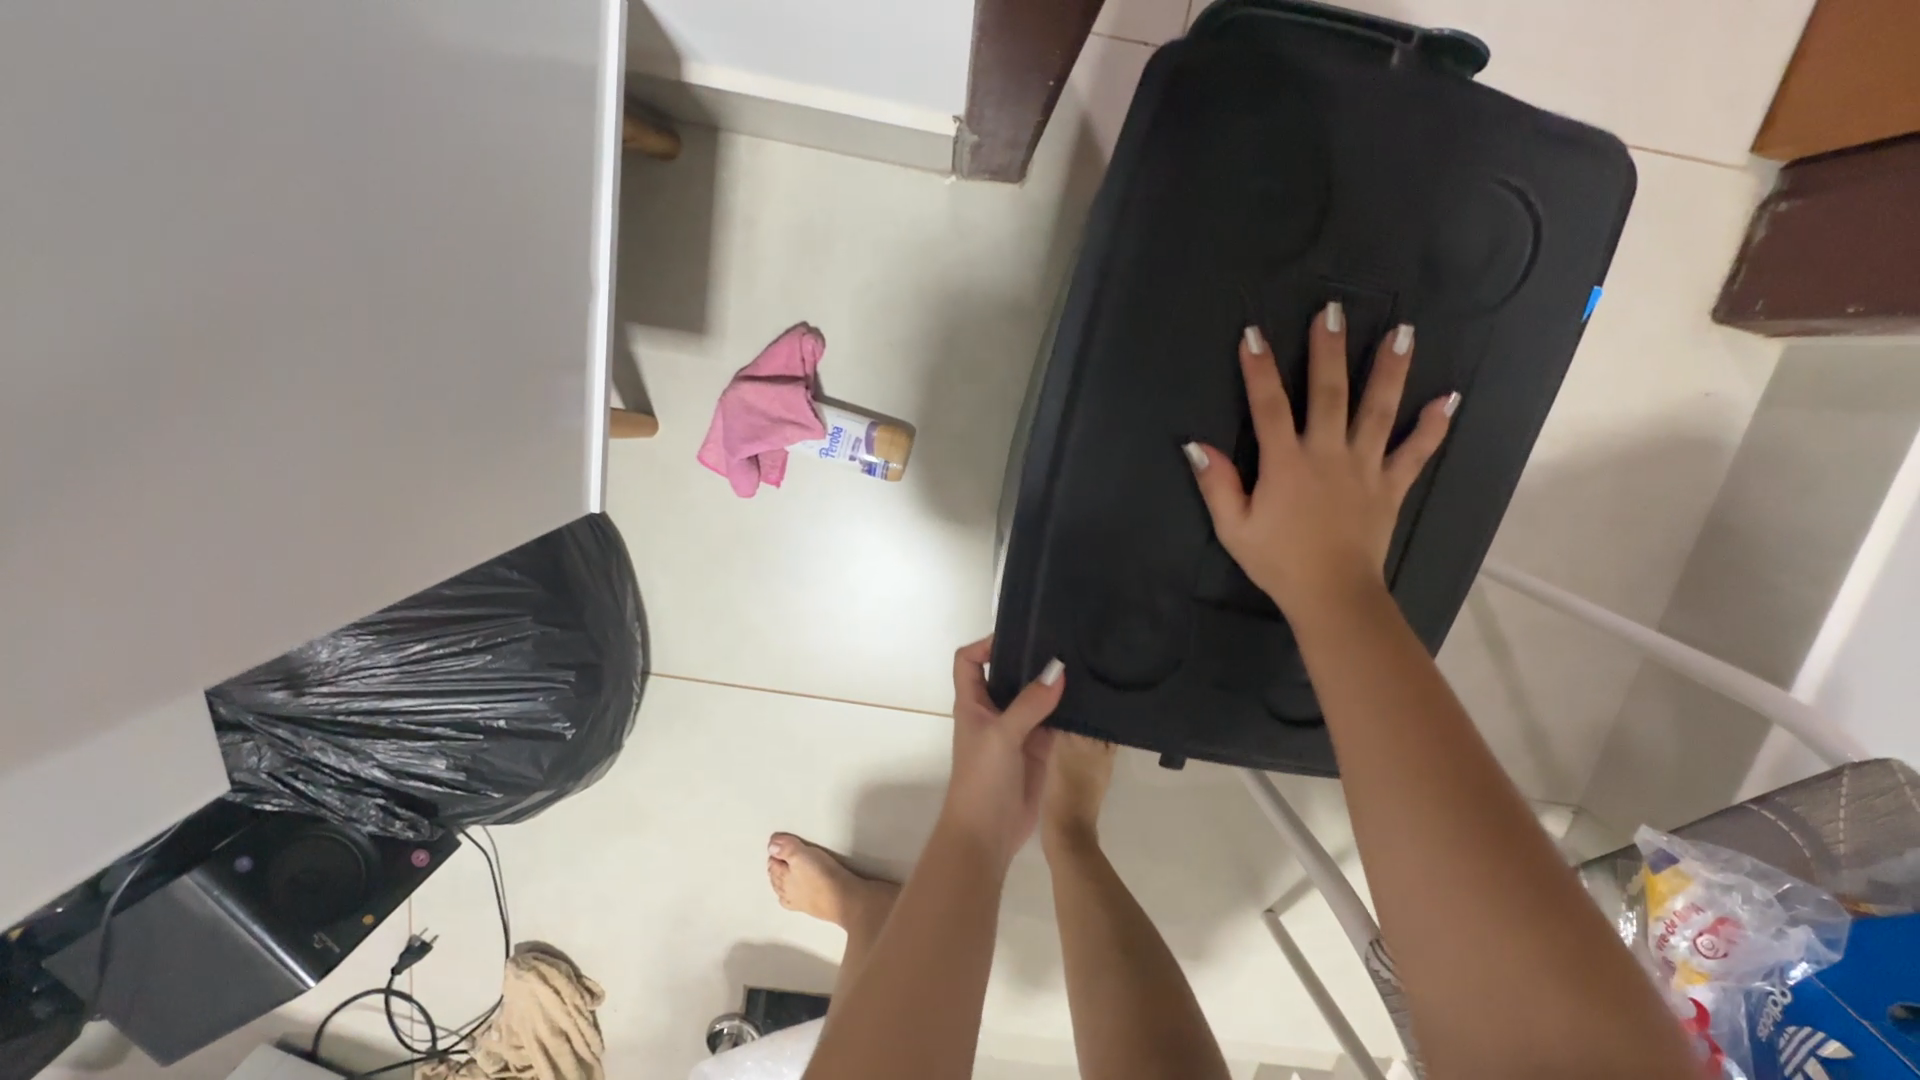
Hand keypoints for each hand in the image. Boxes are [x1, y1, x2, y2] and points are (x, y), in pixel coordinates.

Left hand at [942, 637, 1064, 865]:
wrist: (987, 834)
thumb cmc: (982, 779)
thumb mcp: (1002, 735)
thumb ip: (1030, 703)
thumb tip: (1058, 670)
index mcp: (972, 703)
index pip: (969, 661)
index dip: (986, 644)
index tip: (1018, 635)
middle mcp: (994, 712)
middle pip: (1008, 675)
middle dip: (1030, 659)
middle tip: (1063, 640)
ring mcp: (1017, 731)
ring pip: (1035, 698)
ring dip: (1053, 684)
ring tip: (1083, 661)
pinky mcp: (1037, 750)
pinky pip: (1053, 722)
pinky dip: (1068, 711)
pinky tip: (1089, 697)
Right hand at [1184, 304, 1456, 622]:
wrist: (1333, 595)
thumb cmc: (1278, 562)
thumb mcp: (1233, 528)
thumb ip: (1217, 485)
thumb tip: (1196, 445)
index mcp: (1285, 464)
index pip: (1268, 407)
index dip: (1259, 370)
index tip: (1253, 334)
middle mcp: (1327, 455)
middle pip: (1329, 394)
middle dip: (1329, 351)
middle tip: (1333, 311)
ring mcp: (1364, 467)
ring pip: (1378, 411)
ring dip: (1390, 370)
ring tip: (1403, 332)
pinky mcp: (1390, 486)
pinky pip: (1415, 452)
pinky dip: (1432, 427)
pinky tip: (1449, 399)